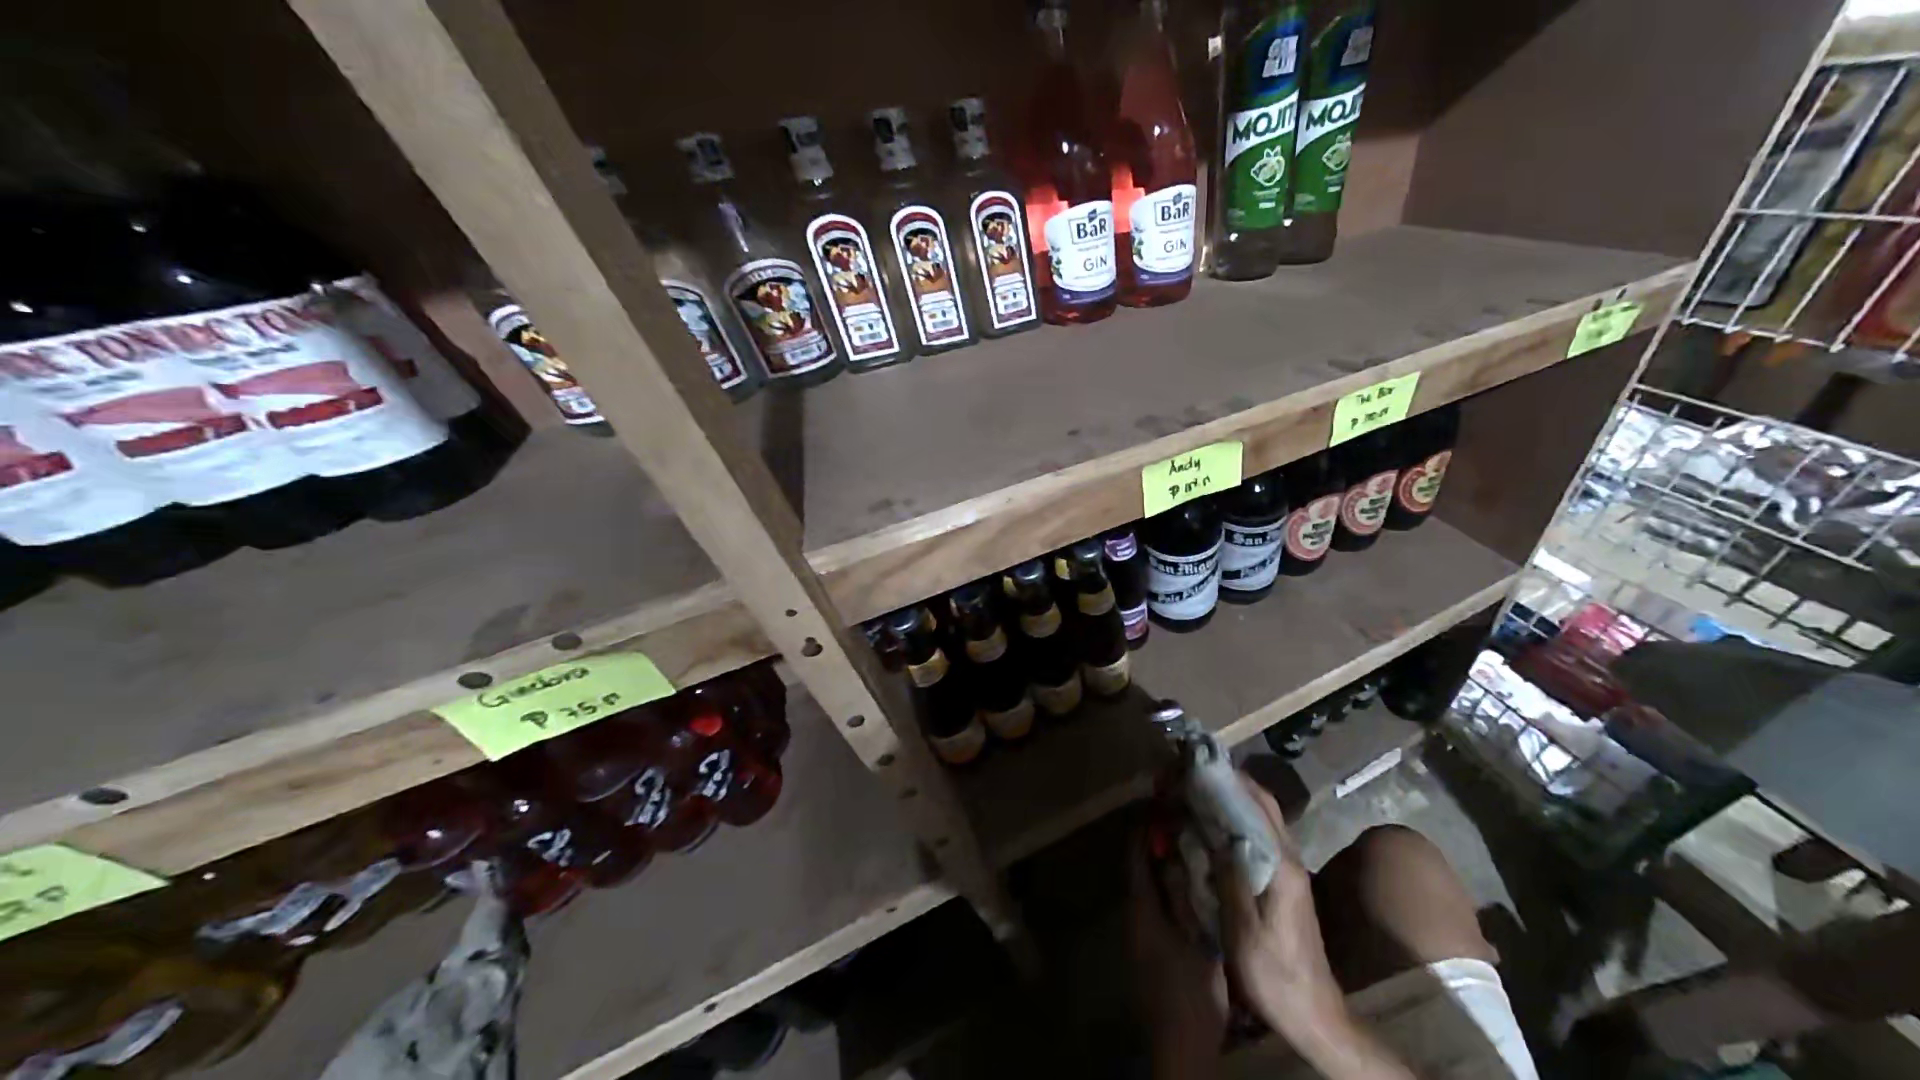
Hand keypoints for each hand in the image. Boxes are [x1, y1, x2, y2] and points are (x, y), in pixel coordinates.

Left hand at [1127, 832, 1227, 1074]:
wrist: (1178, 1046)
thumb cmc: (1191, 993)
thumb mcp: (1196, 942)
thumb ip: (1182, 897)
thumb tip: (1173, 856)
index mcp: (1141, 910)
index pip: (1135, 858)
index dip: (1144, 831)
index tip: (1158, 807)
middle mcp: (1132, 916)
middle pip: (1138, 870)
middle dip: (1153, 846)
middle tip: (1177, 823)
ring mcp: (1137, 934)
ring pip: (1145, 887)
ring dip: (1159, 867)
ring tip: (1185, 847)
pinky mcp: (1145, 948)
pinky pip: (1151, 904)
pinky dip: (1163, 888)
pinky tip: (1185, 887)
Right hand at [1212, 777, 1347, 1042]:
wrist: (1313, 1015)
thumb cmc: (1274, 974)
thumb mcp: (1243, 930)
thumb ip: (1229, 877)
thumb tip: (1213, 830)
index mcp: (1279, 864)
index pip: (1254, 802)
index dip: (1223, 777)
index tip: (1191, 763)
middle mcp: (1288, 857)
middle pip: (1259, 801)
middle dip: (1225, 778)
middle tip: (1187, 772)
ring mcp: (1287, 869)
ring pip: (1259, 815)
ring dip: (1228, 795)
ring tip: (1192, 789)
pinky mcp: (1282, 881)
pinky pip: (1256, 834)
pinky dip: (1233, 818)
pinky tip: (1209, 824)